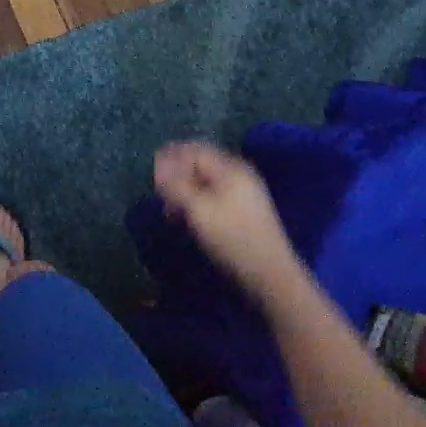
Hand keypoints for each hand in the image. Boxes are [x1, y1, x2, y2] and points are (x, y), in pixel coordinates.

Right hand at [154, 141, 307, 304]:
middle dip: (177, 178)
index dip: (171, 160)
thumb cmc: (232, 237)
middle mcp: (239, 175)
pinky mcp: (244, 212)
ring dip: (185, 193)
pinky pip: (214, 196)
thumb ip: (176, 184)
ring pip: (205, 183)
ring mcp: (244, 194)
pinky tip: (189, 220)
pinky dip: (197, 203)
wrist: (271, 275)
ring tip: (172, 212)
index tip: (154, 178)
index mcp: (230, 169)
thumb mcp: (198, 209)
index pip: (194, 151)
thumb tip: (158, 165)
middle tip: (161, 197)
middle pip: (199, 165)